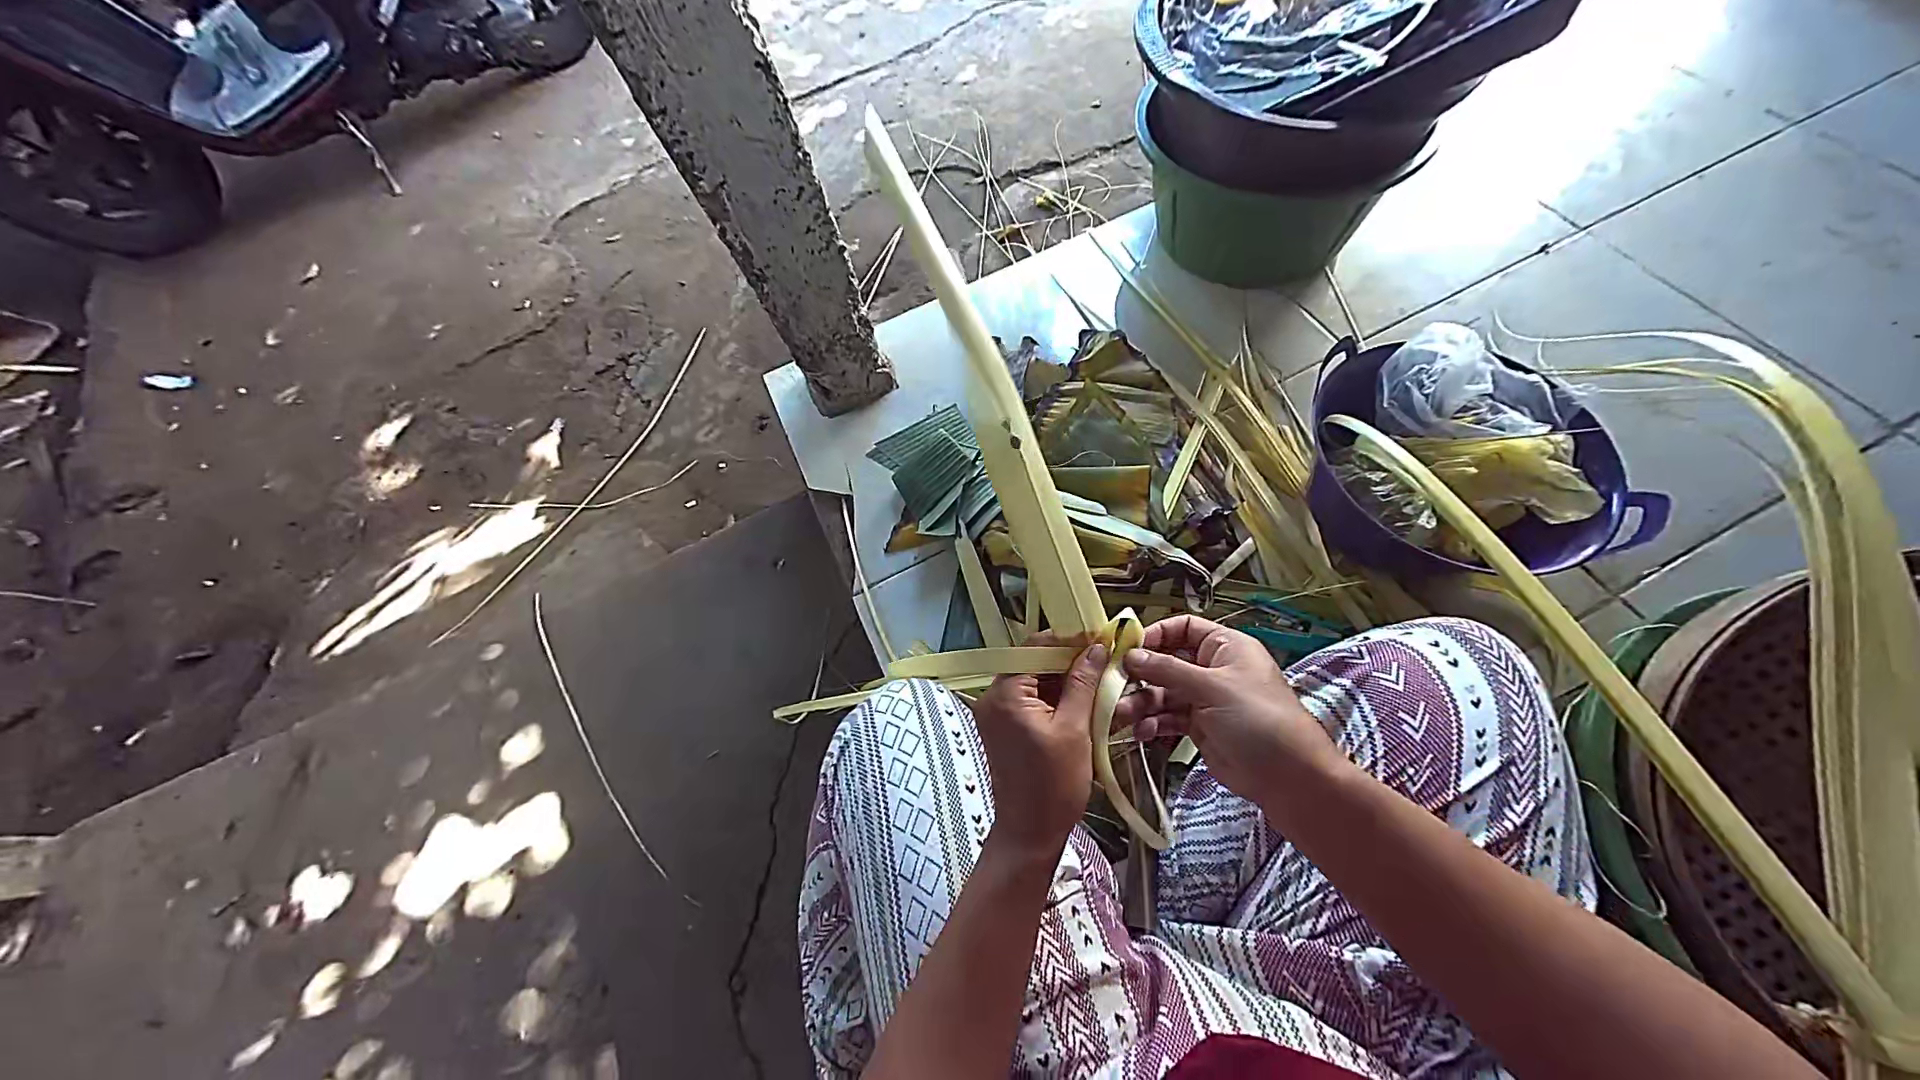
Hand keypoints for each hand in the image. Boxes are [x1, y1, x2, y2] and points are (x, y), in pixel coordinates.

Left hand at [969, 638, 1107, 858]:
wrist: (1030, 832)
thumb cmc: (1054, 785)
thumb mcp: (1075, 729)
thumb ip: (1083, 684)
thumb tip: (1095, 648)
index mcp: (1005, 694)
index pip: (1035, 648)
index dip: (1068, 640)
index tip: (1099, 638)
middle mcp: (993, 697)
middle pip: (1034, 663)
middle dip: (1069, 659)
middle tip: (1104, 657)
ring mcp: (996, 713)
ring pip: (1035, 681)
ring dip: (1065, 679)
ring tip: (1099, 677)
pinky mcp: (1005, 726)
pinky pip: (1031, 699)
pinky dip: (1055, 697)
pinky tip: (1082, 699)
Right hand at [1115, 615, 1345, 807]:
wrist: (1289, 778)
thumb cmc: (1260, 721)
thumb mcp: (1212, 688)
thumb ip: (1167, 670)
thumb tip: (1132, 655)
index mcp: (1225, 647)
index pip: (1183, 628)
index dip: (1155, 635)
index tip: (1128, 648)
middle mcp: (1213, 669)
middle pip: (1166, 662)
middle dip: (1141, 675)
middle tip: (1116, 686)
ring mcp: (1205, 699)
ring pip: (1163, 692)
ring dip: (1141, 702)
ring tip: (1123, 716)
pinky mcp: (1199, 727)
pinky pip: (1168, 717)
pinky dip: (1152, 723)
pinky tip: (1142, 732)